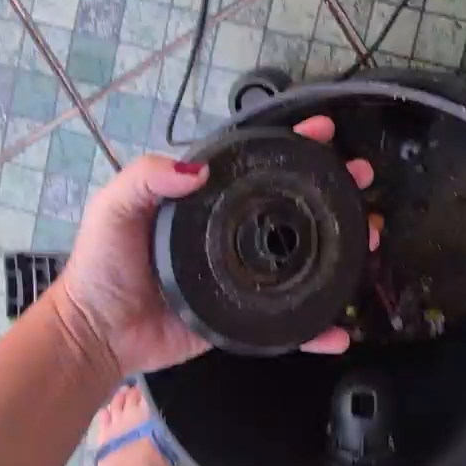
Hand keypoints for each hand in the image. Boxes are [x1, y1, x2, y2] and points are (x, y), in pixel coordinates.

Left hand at [50, 116, 375, 379]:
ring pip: (304, 257)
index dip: (294, 144)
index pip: (259, 165)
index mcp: (209, 203)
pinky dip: (316, 330)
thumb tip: (199, 170)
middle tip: (363, 180)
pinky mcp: (245, 320)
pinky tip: (341, 329)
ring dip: (342, 244)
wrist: (96, 333)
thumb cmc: (103, 265)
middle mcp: (234, 234)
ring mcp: (244, 276)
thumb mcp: (115, 209)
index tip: (326, 132)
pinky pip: (288, 324)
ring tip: (369, 233)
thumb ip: (146, 179)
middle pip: (295, 205)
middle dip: (335, 188)